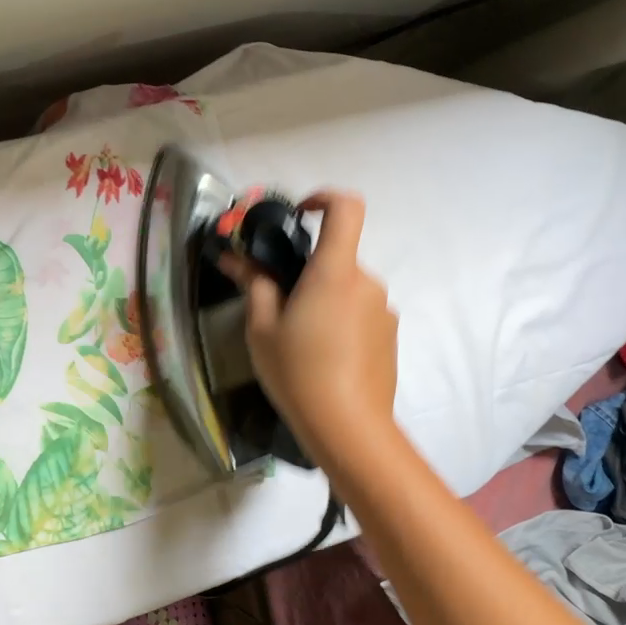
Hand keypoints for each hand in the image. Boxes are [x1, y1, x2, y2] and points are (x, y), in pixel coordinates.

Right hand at [221, 190, 398, 472]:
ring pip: (344, 289)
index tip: (296, 214)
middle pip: (335, 257)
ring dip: (320, 300)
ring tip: (296, 341)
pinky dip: (337, 322)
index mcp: (334, 272)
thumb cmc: (297, 371)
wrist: (348, 426)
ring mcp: (383, 308)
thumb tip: (235, 259)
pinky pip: (358, 313)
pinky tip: (321, 358)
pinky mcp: (389, 334)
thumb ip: (255, 285)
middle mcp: (366, 281)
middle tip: (274, 307)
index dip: (321, 198)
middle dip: (305, 272)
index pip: (344, 208)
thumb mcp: (261, 328)